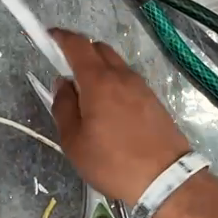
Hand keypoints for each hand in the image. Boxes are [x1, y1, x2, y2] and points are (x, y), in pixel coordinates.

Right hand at [49, 29, 191, 202]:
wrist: (168, 181)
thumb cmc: (113, 162)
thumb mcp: (74, 141)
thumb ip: (63, 106)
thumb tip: (63, 84)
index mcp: (98, 81)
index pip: (78, 45)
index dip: (61, 37)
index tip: (49, 37)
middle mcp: (122, 76)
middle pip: (99, 49)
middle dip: (80, 51)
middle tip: (66, 70)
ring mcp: (142, 87)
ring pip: (115, 64)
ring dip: (98, 68)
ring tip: (87, 95)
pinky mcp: (154, 101)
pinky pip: (127, 80)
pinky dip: (113, 82)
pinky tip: (109, 108)